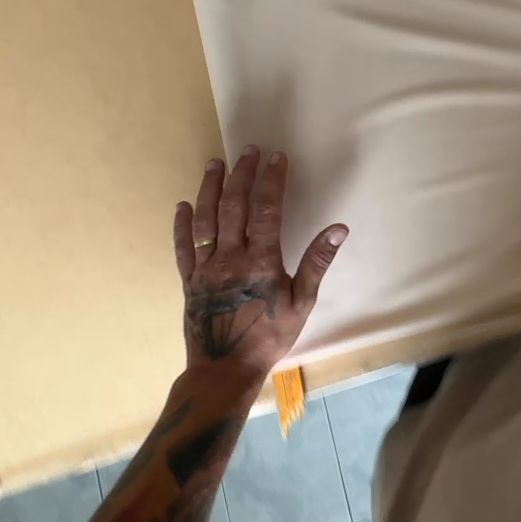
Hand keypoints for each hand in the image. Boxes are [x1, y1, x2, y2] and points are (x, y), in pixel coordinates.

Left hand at [173, 146, 347, 383]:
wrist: (224, 371)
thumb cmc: (270, 336)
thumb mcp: (303, 301)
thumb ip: (317, 261)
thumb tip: (339, 228)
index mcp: (261, 260)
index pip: (267, 209)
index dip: (273, 180)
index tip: (278, 157)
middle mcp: (230, 257)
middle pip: (234, 206)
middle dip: (242, 174)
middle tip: (249, 150)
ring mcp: (205, 268)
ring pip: (205, 220)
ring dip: (209, 188)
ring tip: (215, 164)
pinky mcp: (189, 282)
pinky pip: (183, 249)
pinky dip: (181, 225)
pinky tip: (182, 206)